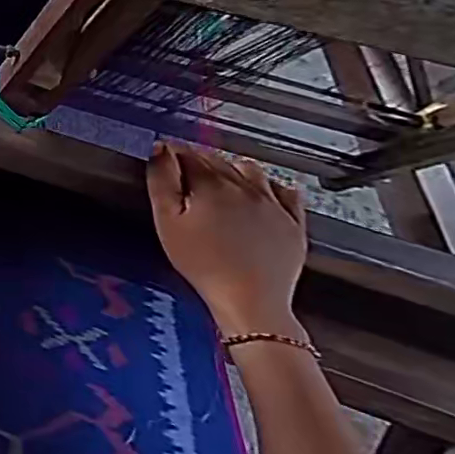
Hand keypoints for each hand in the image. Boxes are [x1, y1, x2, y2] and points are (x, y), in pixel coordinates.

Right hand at [147, 141, 308, 340]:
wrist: (250, 303)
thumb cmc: (203, 265)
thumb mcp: (167, 221)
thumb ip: (161, 180)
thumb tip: (161, 150)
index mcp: (212, 184)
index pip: (188, 153)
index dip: (173, 152)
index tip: (166, 155)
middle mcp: (245, 187)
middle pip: (217, 159)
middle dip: (198, 160)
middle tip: (185, 172)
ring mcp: (273, 205)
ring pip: (250, 169)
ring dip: (232, 169)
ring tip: (219, 182)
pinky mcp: (293, 224)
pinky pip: (286, 191)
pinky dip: (271, 187)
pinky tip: (260, 194)